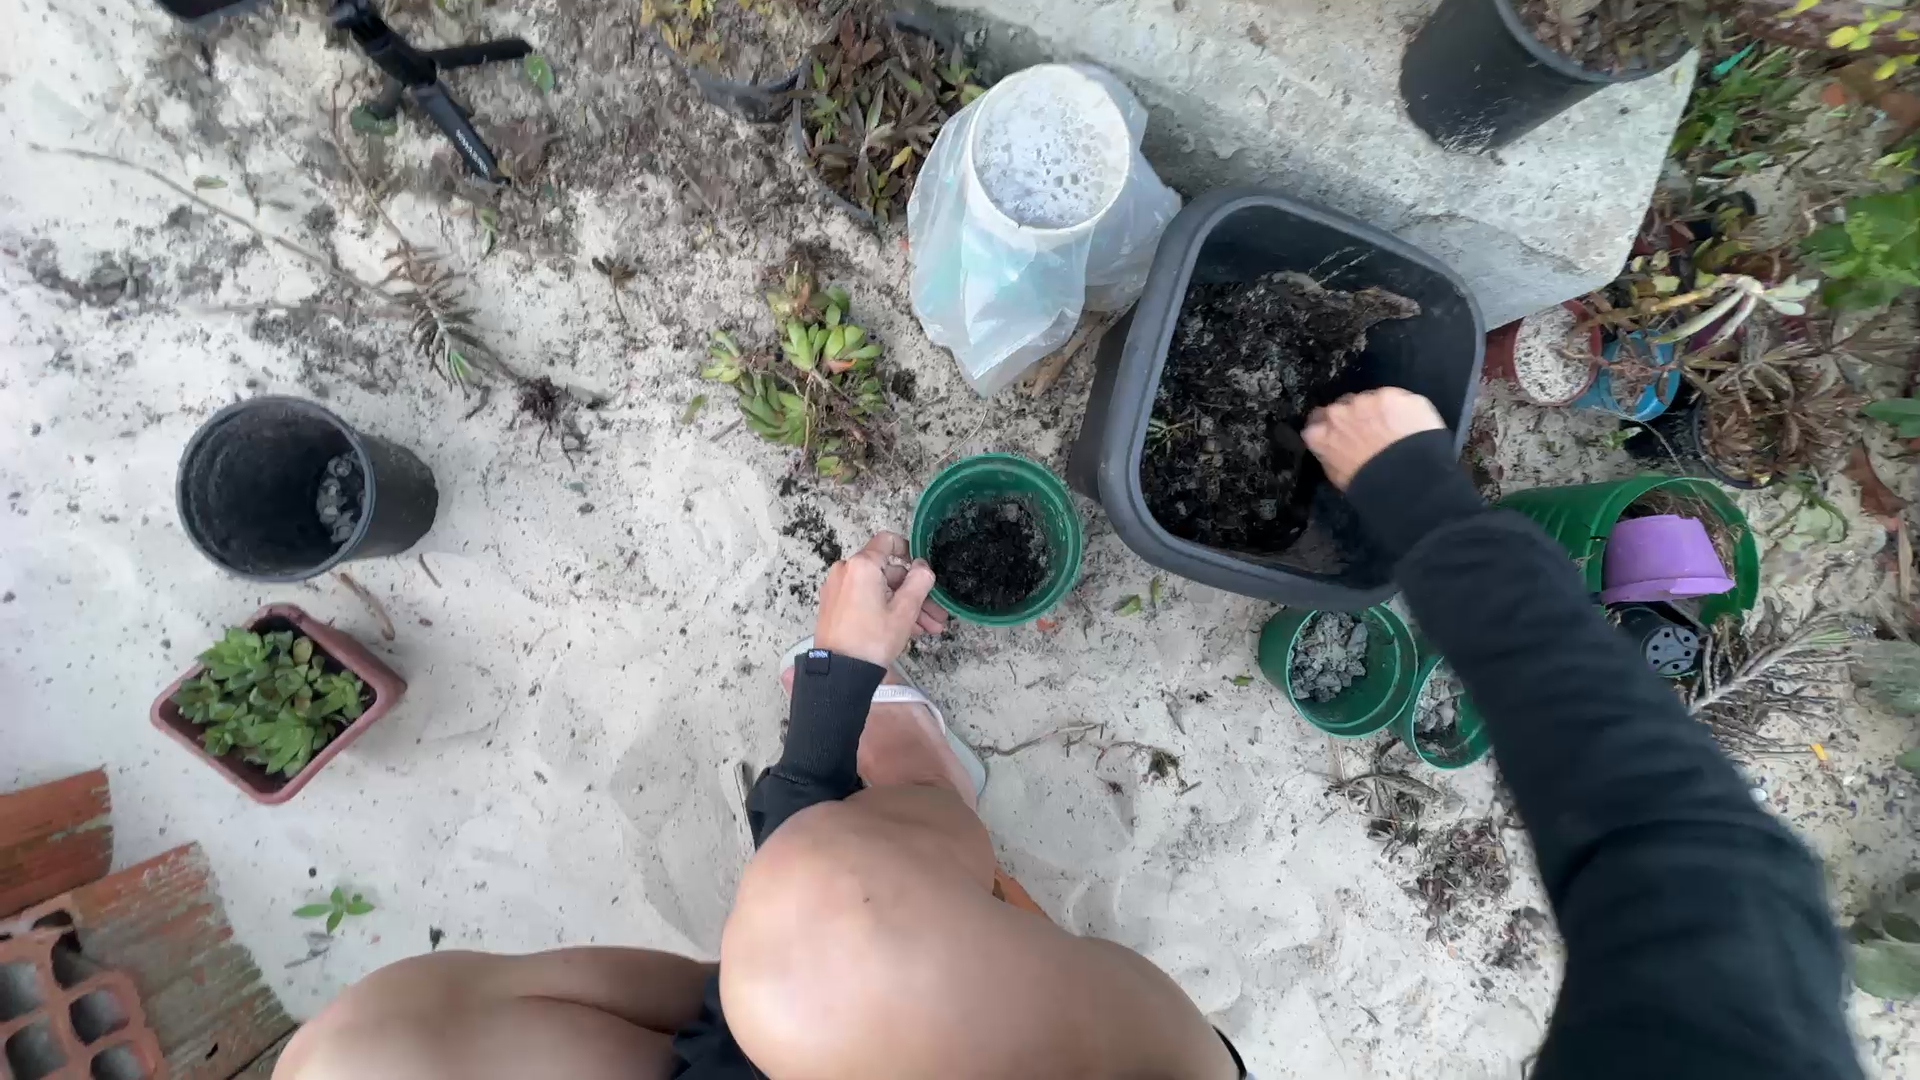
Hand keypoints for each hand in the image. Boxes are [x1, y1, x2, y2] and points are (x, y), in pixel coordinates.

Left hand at [813, 532, 946, 667]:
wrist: (840, 673)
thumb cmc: (872, 640)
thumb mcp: (904, 610)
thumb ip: (919, 581)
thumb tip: (923, 566)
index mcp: (862, 565)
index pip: (888, 541)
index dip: (909, 551)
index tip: (922, 567)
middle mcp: (846, 571)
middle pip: (888, 573)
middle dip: (915, 593)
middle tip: (935, 614)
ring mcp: (838, 589)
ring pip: (880, 590)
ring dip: (904, 606)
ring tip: (927, 629)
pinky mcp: (835, 606)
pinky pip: (865, 600)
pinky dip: (885, 610)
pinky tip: (908, 630)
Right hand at [1302, 388, 1445, 490]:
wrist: (1403, 473)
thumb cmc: (1366, 482)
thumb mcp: (1335, 474)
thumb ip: (1328, 453)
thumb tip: (1331, 448)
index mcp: (1318, 434)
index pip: (1314, 422)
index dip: (1327, 426)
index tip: (1337, 433)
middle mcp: (1336, 412)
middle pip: (1341, 406)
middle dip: (1351, 415)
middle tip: (1366, 430)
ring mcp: (1364, 400)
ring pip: (1367, 398)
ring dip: (1375, 409)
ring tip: (1392, 427)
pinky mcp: (1391, 394)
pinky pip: (1393, 398)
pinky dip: (1399, 407)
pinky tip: (1409, 422)